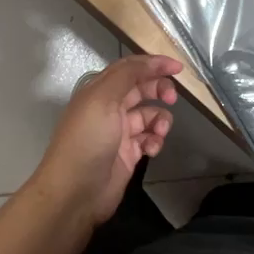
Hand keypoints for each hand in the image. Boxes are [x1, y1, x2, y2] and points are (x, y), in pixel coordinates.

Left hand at [31, 54, 181, 222]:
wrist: (75, 192)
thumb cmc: (87, 140)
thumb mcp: (103, 99)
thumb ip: (127, 76)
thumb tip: (150, 62)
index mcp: (99, 91)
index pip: (129, 68)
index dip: (153, 64)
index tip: (178, 67)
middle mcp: (109, 108)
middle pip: (141, 89)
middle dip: (159, 89)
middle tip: (172, 97)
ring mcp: (120, 132)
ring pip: (150, 115)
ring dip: (160, 120)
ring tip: (160, 132)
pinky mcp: (128, 154)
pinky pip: (149, 139)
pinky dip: (155, 141)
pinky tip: (152, 150)